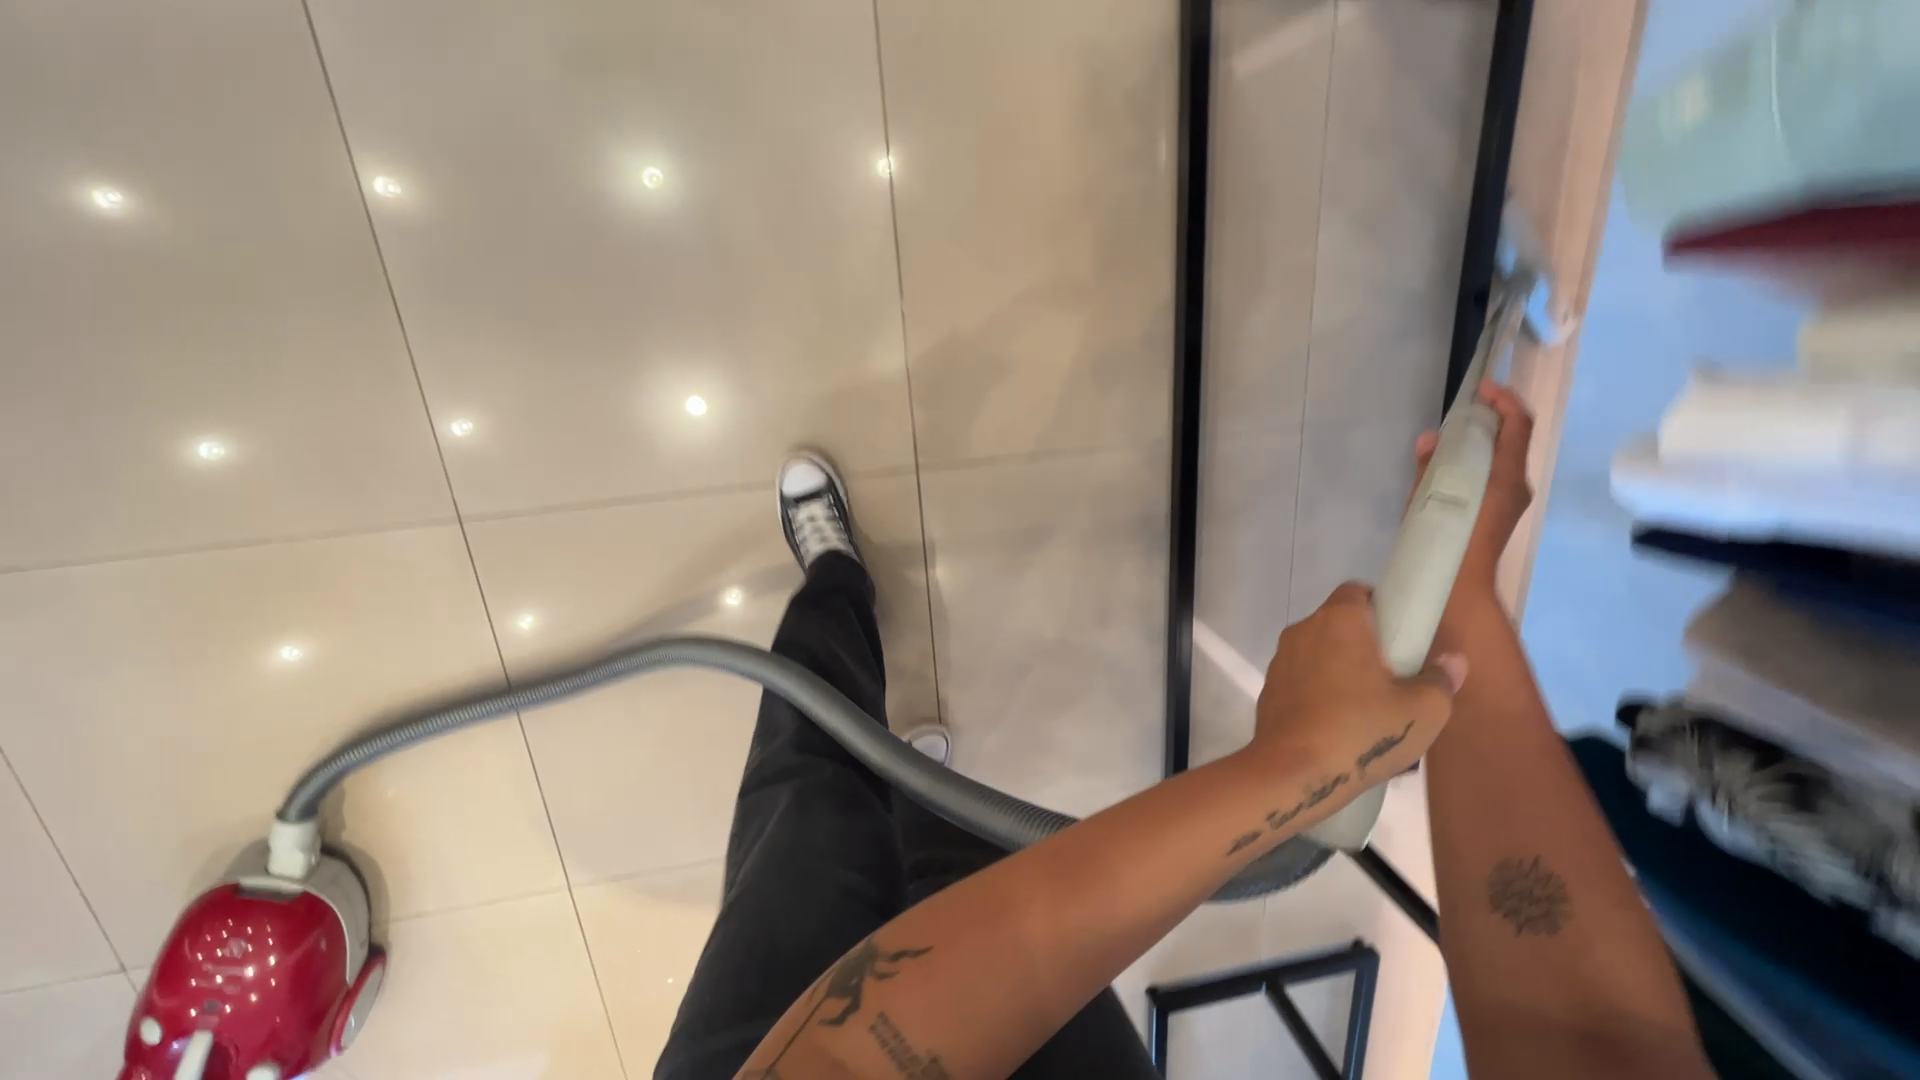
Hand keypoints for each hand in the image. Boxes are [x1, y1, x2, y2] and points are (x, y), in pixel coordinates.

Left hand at [1252, 583, 1465, 788]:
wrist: (1292, 772)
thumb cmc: (1360, 731)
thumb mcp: (1422, 710)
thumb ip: (1440, 680)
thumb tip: (1451, 662)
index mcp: (1336, 620)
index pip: (1358, 592)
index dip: (1382, 606)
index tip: (1402, 638)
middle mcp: (1301, 631)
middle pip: (1339, 624)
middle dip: (1367, 644)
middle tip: (1395, 678)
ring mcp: (1280, 660)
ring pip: (1320, 653)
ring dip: (1344, 670)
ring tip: (1371, 709)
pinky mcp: (1270, 689)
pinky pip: (1303, 679)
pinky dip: (1321, 691)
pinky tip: (1341, 725)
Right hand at [1414, 379, 1534, 596]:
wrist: (1458, 591)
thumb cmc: (1445, 544)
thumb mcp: (1428, 501)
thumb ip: (1429, 468)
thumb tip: (1429, 440)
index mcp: (1507, 478)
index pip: (1518, 426)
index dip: (1503, 400)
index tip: (1481, 386)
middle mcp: (1516, 486)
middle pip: (1512, 440)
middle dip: (1491, 418)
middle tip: (1463, 409)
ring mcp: (1509, 502)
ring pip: (1502, 459)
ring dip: (1482, 441)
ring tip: (1451, 436)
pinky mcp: (1497, 514)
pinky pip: (1492, 476)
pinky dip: (1476, 462)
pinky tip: (1449, 467)